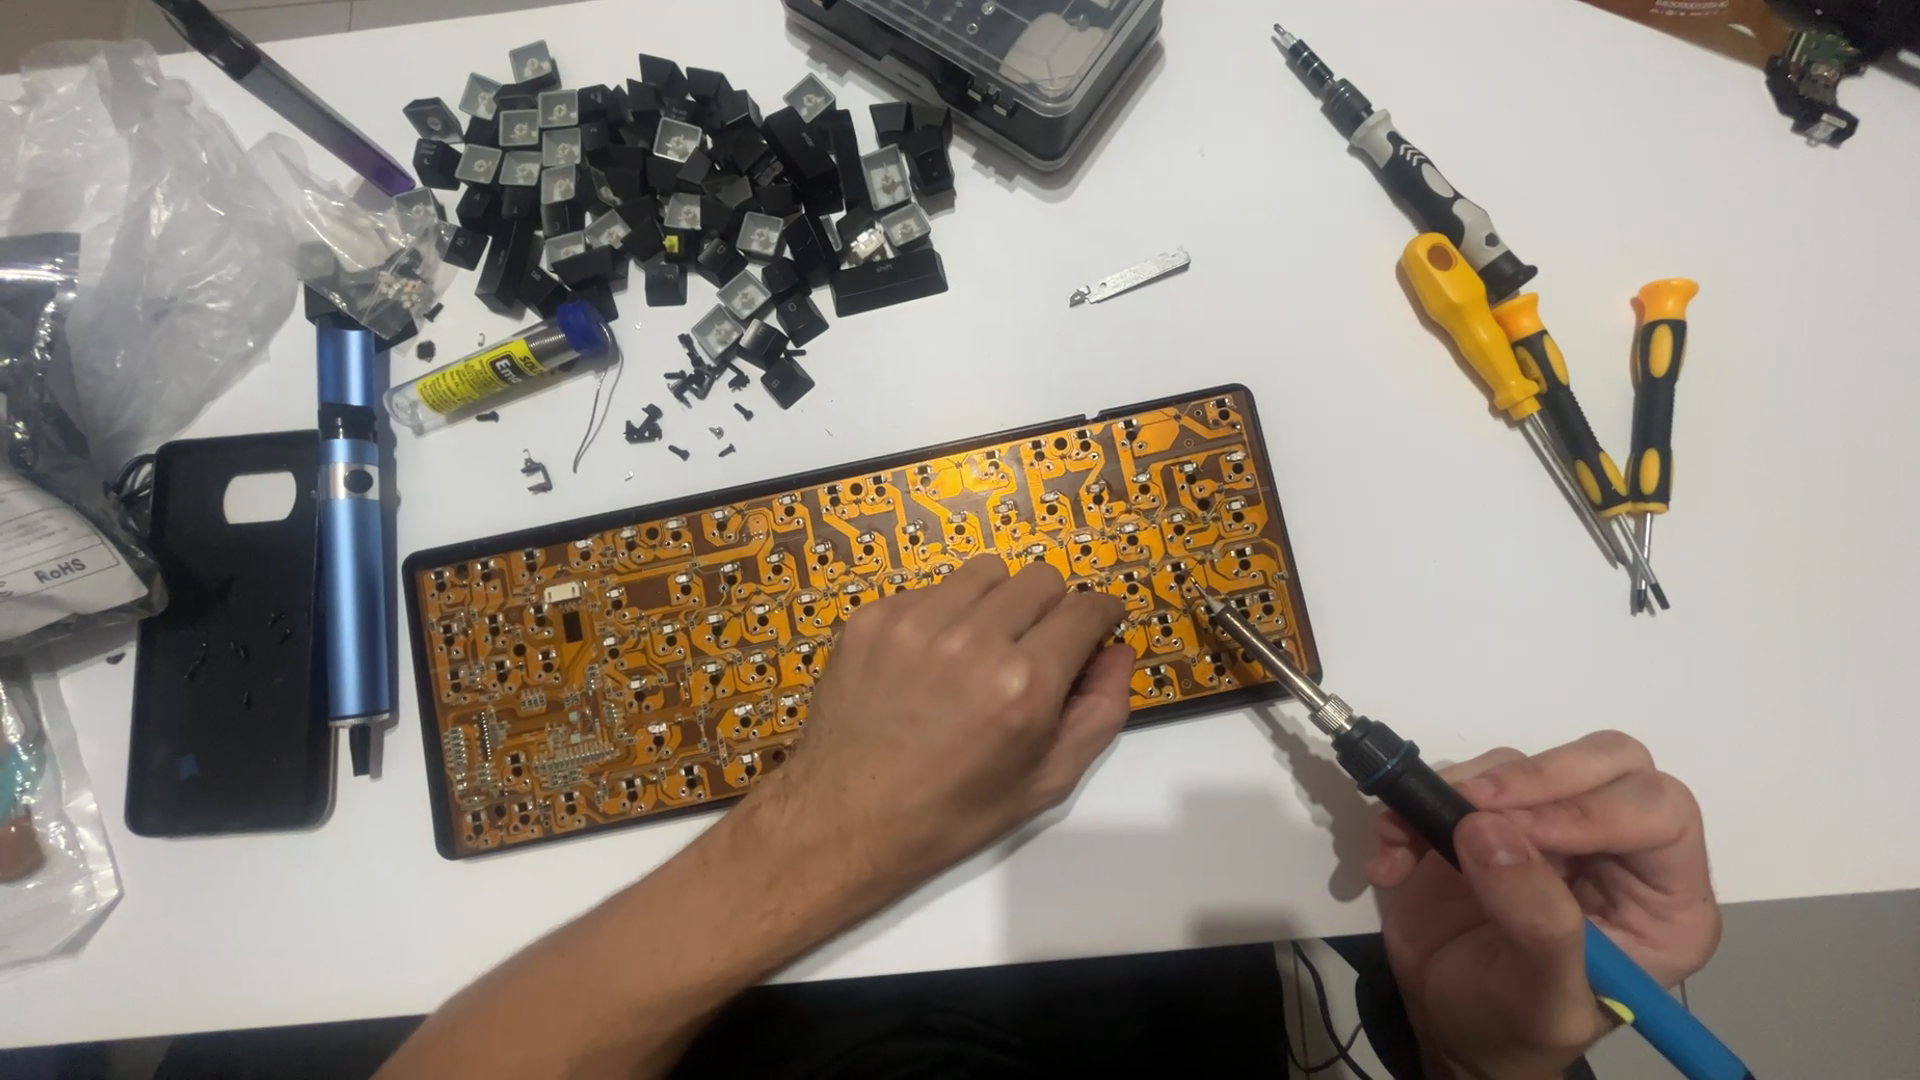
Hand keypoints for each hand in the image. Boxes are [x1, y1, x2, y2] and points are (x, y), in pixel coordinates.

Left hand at [750, 554, 1133, 888]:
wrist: (844, 818)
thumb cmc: (952, 812)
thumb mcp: (1047, 782)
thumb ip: (1100, 711)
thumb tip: (1119, 649)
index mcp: (1023, 685)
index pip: (1085, 609)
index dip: (1102, 614)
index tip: (1098, 623)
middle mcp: (971, 641)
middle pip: (1040, 578)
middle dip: (1052, 607)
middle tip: (1035, 645)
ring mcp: (914, 622)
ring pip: (986, 572)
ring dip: (998, 600)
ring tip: (981, 644)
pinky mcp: (873, 617)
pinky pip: (932, 588)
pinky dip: (945, 612)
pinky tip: (930, 657)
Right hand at [1366, 731, 1720, 1079]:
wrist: (1448, 1024)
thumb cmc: (1517, 1026)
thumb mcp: (1543, 996)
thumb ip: (1535, 921)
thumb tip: (1488, 831)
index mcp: (1657, 896)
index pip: (1656, 810)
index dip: (1588, 807)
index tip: (1512, 830)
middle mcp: (1606, 848)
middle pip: (1602, 762)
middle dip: (1529, 776)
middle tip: (1469, 806)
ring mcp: (1537, 827)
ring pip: (1513, 763)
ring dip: (1449, 795)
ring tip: (1407, 848)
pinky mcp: (1471, 818)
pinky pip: (1442, 783)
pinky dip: (1405, 810)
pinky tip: (1391, 861)